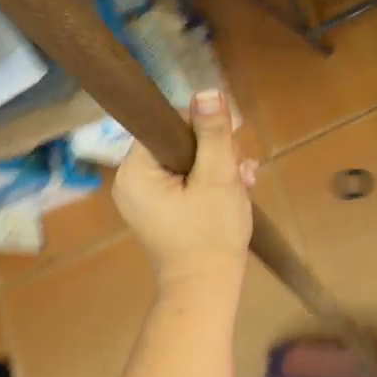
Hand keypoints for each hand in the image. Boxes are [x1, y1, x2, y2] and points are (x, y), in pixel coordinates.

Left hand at [113, 90, 255, 288]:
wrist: (207, 286)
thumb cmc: (210, 231)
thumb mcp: (218, 176)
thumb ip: (213, 133)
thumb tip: (207, 91)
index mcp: (135, 171)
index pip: (169, 124)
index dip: (204, 129)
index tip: (228, 149)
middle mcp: (133, 181)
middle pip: (182, 141)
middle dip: (218, 153)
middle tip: (239, 172)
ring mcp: (147, 197)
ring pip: (191, 160)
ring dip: (223, 167)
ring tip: (244, 184)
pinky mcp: (163, 208)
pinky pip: (189, 179)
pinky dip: (214, 182)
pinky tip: (238, 191)